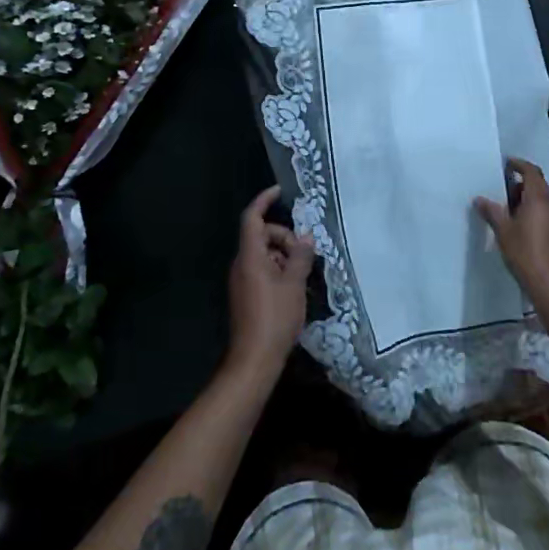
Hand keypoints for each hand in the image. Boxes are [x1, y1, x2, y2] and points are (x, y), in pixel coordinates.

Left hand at [226, 186, 313, 378]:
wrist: (255, 358)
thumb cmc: (275, 317)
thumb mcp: (294, 283)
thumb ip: (300, 256)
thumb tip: (305, 237)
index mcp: (250, 258)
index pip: (251, 220)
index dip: (264, 201)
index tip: (281, 191)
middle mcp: (242, 265)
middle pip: (262, 236)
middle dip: (285, 236)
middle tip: (306, 252)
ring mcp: (243, 281)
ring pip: (265, 254)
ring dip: (285, 255)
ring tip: (305, 271)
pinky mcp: (248, 294)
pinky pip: (264, 269)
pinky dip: (281, 269)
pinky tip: (297, 284)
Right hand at [474, 157, 548, 301]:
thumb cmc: (524, 252)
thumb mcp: (503, 231)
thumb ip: (492, 212)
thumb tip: (479, 199)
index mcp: (539, 198)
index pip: (532, 171)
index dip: (519, 164)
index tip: (506, 164)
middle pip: (538, 184)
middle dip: (520, 183)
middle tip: (501, 189)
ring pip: (542, 199)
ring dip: (526, 198)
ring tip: (507, 208)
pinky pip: (545, 211)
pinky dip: (533, 210)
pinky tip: (519, 224)